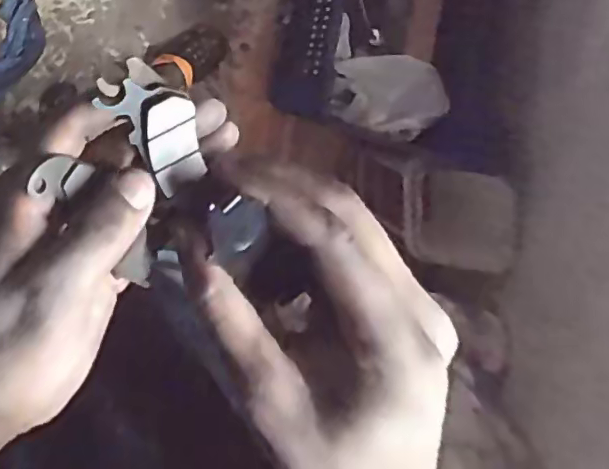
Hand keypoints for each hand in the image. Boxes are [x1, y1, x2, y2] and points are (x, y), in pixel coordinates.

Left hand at [0, 98, 239, 467]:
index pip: (74, 127)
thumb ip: (100, 229)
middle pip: (117, 151)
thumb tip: (143, 178)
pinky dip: (170, 209)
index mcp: (37, 188)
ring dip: (174, 165)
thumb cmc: (15, 332)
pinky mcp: (102, 258)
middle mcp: (63, 197)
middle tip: (217, 115)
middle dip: (163, 131)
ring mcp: (85, 227)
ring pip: (133, 184)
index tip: (163, 91)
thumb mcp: (56, 280)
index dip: (116, 103)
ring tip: (226, 143)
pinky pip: (140, 223)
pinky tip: (207, 198)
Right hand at [187, 159, 457, 468]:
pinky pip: (351, 233)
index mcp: (398, 339)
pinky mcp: (406, 294)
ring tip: (237, 191)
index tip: (222, 171)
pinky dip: (303, 219)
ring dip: (290, 193)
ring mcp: (421, 298)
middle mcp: (422, 306)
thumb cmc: (323, 459)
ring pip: (351, 213)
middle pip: (349, 211)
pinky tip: (267, 230)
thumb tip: (186, 239)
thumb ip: (226, 318)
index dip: (275, 193)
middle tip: (223, 168)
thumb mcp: (266, 399)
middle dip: (280, 178)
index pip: (335, 237)